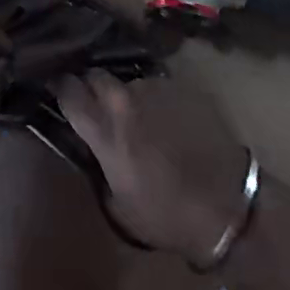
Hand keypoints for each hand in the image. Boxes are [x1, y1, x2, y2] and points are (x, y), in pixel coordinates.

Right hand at [51, 70, 250, 267]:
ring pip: (127, 81)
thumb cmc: (167, 215)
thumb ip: (95, 163)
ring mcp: (154, 89)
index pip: (65, 87)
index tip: (58, 94)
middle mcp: (122, 99)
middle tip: (97, 106)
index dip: (59, 89)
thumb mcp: (116, 201)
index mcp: (102, 126)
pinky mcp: (182, 88)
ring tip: (138, 117)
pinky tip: (166, 119)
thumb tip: (87, 145)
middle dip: (90, 86)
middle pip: (93, 74)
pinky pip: (157, 87)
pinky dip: (155, 101)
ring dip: (125, 95)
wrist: (231, 209)